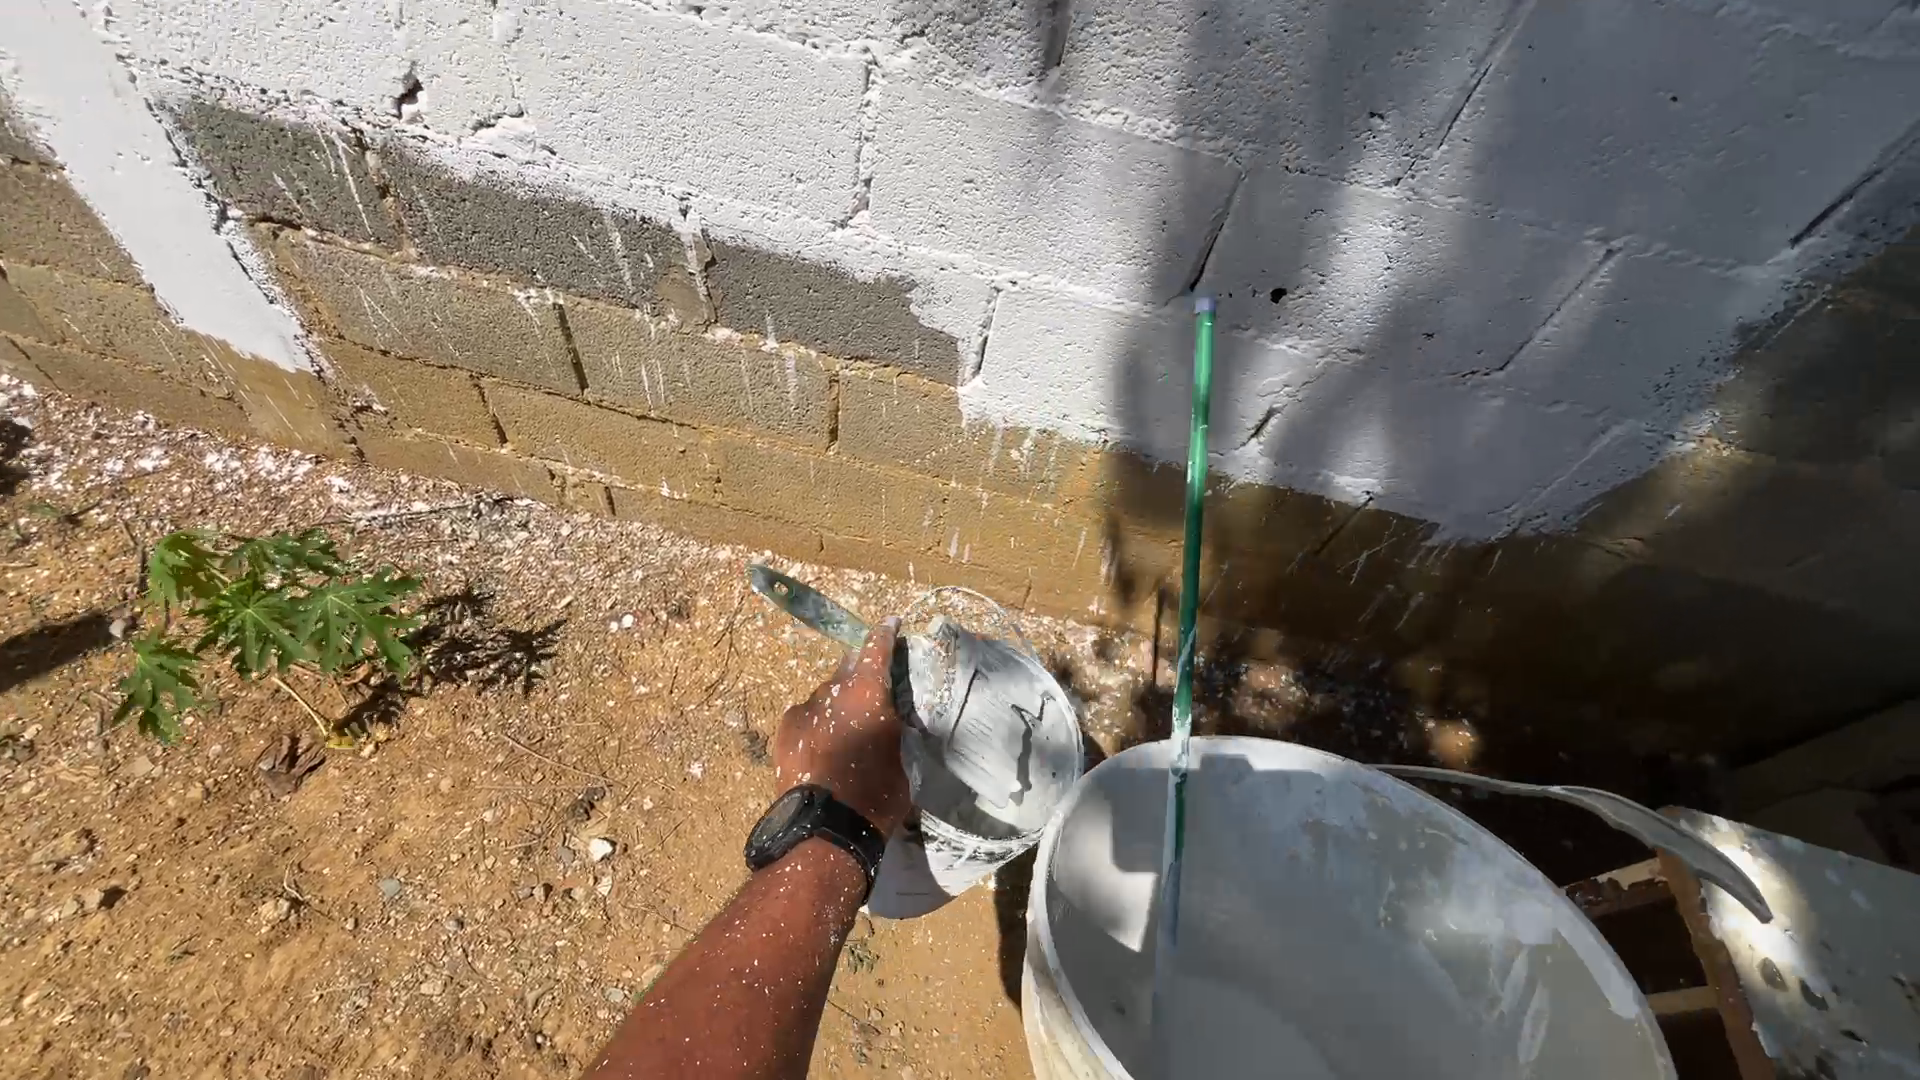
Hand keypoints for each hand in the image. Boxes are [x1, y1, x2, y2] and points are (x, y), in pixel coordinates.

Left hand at [774, 617, 910, 836]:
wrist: (826, 830)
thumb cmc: (877, 791)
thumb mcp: (905, 754)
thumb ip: (900, 723)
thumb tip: (900, 713)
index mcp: (866, 690)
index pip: (877, 648)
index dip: (886, 634)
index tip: (891, 622)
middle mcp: (832, 690)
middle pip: (848, 669)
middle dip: (861, 673)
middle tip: (873, 689)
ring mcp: (804, 709)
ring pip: (826, 695)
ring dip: (838, 703)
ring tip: (847, 727)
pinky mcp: (784, 731)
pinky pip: (807, 715)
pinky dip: (819, 721)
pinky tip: (825, 743)